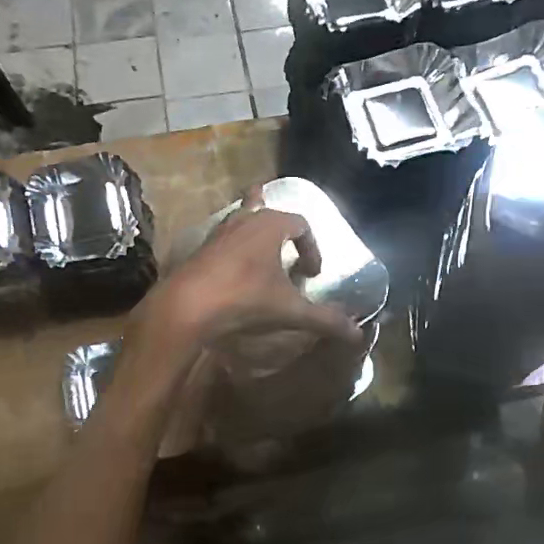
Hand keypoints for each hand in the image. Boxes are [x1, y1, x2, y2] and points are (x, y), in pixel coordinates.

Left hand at [132, 186, 361, 349]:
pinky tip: (233, 270)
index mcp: (270, 226)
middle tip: (288, 245)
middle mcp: (243, 222)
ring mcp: (217, 234)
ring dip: (253, 232)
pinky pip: (222, 240)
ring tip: (260, 248)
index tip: (312, 273)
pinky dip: (233, 248)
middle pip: (264, 209)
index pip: (300, 224)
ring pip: (239, 220)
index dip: (312, 246)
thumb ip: (324, 320)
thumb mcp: (290, 311)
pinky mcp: (198, 251)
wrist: (187, 307)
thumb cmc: (245, 299)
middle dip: (280, 226)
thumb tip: (356, 334)